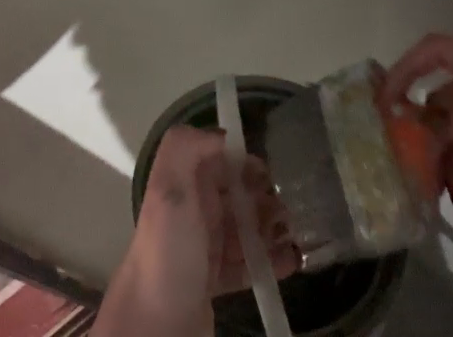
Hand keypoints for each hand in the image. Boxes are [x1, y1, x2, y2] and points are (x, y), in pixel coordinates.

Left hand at [135, 126, 299, 296]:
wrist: (156, 325)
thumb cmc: (169, 252)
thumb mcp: (170, 189)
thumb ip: (186, 148)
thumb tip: (224, 134)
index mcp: (182, 185)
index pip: (217, 159)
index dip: (244, 161)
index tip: (270, 175)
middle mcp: (192, 211)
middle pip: (236, 193)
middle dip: (265, 197)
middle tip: (289, 212)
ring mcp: (204, 247)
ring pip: (246, 228)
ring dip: (273, 228)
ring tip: (295, 236)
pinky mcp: (215, 280)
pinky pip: (250, 264)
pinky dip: (272, 261)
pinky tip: (292, 262)